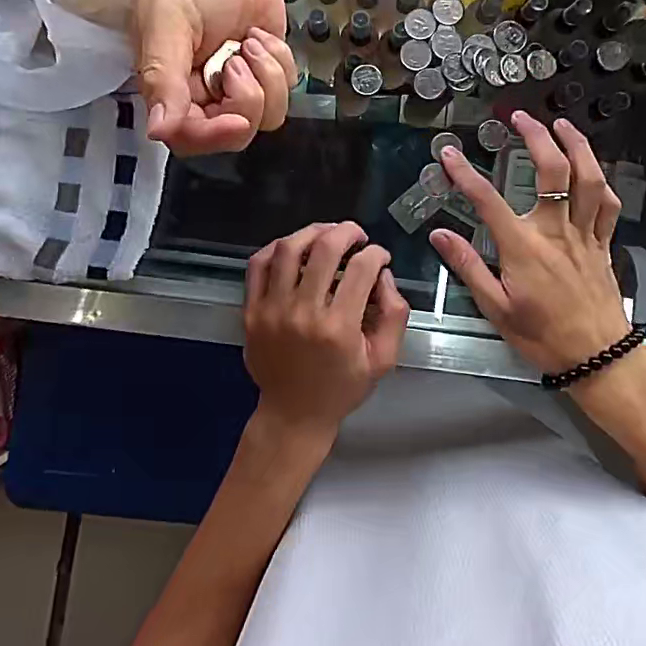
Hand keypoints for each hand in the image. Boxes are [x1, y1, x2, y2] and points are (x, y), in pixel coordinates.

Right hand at [134, 0, 296, 155]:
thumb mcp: (167, 22)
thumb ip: (164, 78)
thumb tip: (159, 130)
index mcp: (171, 88)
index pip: (191, 137)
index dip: (216, 136)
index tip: (237, 119)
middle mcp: (205, 93)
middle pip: (237, 133)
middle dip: (248, 98)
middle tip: (238, 57)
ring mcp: (241, 83)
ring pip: (268, 114)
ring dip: (268, 76)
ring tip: (249, 41)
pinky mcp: (269, 69)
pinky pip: (287, 88)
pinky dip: (280, 61)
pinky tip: (259, 34)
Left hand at [244, 222, 410, 432]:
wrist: (293, 414)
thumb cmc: (341, 387)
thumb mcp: (383, 359)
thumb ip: (394, 314)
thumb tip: (383, 275)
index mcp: (338, 328)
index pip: (361, 268)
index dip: (377, 253)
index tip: (380, 257)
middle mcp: (303, 314)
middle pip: (325, 249)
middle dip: (348, 231)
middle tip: (357, 236)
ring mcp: (272, 311)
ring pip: (289, 249)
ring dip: (313, 232)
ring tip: (328, 235)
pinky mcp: (251, 311)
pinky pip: (259, 264)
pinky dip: (277, 248)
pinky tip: (295, 248)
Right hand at [429, 111, 627, 373]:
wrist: (597, 357)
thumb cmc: (543, 336)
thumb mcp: (497, 309)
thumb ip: (469, 267)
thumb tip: (440, 235)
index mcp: (524, 247)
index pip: (487, 201)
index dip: (464, 174)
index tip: (448, 154)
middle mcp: (556, 231)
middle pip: (551, 171)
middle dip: (536, 137)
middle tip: (520, 117)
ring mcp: (585, 234)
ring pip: (588, 178)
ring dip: (577, 146)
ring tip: (562, 125)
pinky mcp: (603, 243)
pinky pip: (607, 204)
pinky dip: (600, 181)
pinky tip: (591, 169)